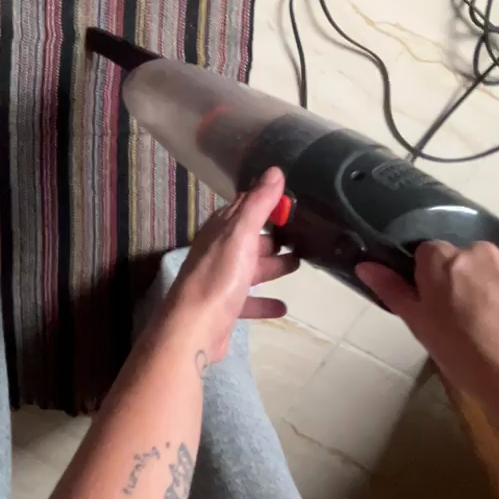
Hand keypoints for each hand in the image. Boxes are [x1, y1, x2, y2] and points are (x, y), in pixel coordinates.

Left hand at [156, 168, 302, 363]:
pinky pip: (249, 300)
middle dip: (273, 236)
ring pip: (250, 267)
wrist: (195, 327)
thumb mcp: (240, 235)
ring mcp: (221, 279)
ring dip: (272, 265)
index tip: (294, 201)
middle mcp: (218, 251)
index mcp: (220, 230)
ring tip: (299, 265)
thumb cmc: (218, 277)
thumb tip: (274, 171)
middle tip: (304, 236)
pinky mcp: (225, 306)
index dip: (267, 202)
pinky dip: (265, 301)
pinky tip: (283, 306)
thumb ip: (257, 205)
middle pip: (250, 239)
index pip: (244, 208)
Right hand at [357, 240, 498, 411]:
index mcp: (443, 260)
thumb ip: (393, 291)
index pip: (427, 253)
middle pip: (466, 260)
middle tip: (469, 322)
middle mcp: (482, 253)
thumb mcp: (422, 329)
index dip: (430, 280)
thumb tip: (366, 265)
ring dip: (497, 291)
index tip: (437, 307)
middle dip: (466, 282)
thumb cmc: (471, 359)